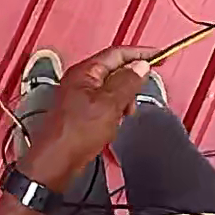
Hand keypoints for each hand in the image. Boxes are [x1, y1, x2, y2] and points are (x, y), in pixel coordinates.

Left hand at [19, 46, 156, 190]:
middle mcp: (80, 81)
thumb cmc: (73, 134)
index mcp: (85, 72)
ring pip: (112, 90)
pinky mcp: (82, 113)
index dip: (140, 54)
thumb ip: (127, 82)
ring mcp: (80, 97)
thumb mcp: (109, 104)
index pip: (117, 53)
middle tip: (139, 94)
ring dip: (123, 101)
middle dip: (131, 83)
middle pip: (115, 71)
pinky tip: (113, 124)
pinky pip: (106, 105)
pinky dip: (115, 112)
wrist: (56, 161)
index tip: (158, 56)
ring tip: (123, 114)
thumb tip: (140, 66)